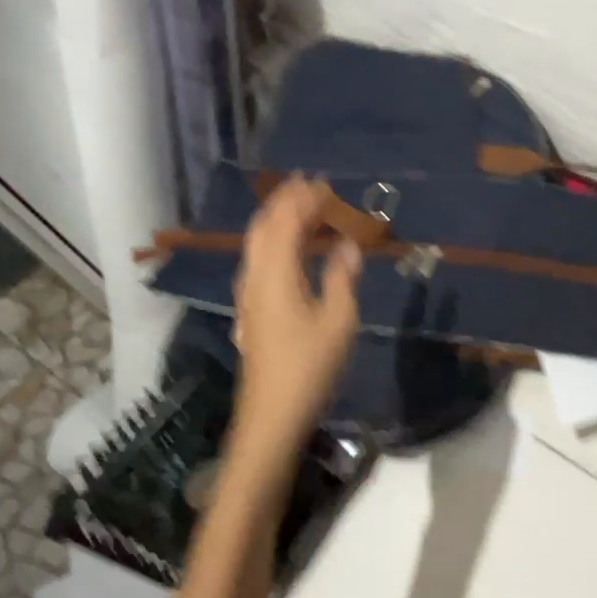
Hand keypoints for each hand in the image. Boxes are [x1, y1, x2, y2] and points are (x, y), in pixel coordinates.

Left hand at [230, 175, 362, 442]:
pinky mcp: (252, 311)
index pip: (286, 223)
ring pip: (258, 245)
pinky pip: (259, 261)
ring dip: (278, 221)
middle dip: (285, 203)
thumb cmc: (309, 367)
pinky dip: (275, 242)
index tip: (323, 182)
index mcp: (276, 274)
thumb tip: (348, 245)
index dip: (303, 199)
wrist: (271, 415)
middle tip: (310, 186)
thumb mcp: (338, 321)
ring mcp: (249, 296)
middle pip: (264, 228)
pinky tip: (291, 251)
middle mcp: (256, 277)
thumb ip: (342, 277)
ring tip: (302, 209)